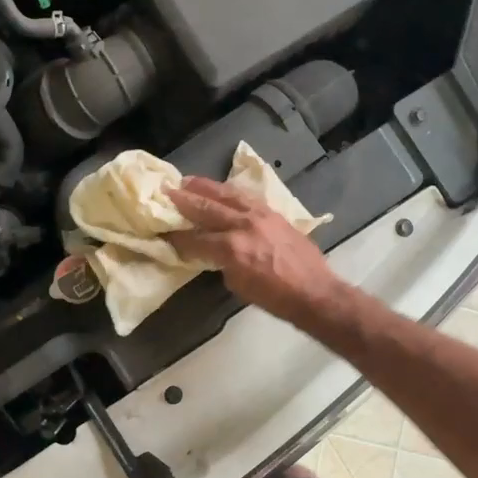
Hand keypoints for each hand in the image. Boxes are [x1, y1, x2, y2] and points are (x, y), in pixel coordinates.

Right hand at [167, 177, 344, 325]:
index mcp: (231, 248)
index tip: (163, 232)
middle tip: (166, 190)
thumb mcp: (238, 285)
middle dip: (184, 199)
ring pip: (227, 194)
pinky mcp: (273, 213)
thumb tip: (212, 251)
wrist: (313, 291)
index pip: (195, 239)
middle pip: (206, 207)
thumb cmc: (274, 297)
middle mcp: (243, 225)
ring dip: (205, 186)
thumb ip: (222, 262)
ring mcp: (260, 215)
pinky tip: (221, 189)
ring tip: (188, 181)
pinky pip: (246, 196)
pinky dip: (229, 191)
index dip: (177, 237)